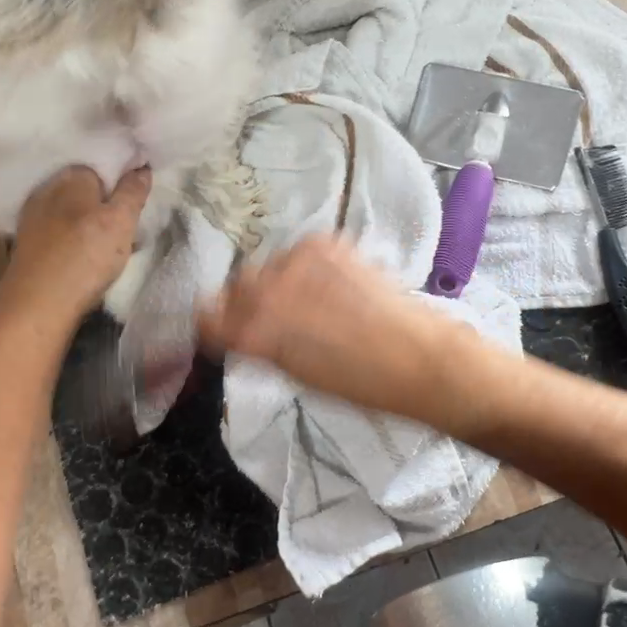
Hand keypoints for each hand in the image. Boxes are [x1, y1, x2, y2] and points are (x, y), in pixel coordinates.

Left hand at [0, 166, 150, 324]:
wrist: (38, 305)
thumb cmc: (85, 257)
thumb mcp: (121, 222)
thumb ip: (133, 192)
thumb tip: (141, 167)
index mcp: (71, 177)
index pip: (103, 166)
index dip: (123, 181)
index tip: (138, 202)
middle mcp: (48, 190)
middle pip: (86, 190)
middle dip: (106, 203)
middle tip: (129, 226)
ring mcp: (34, 217)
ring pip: (72, 212)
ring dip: (90, 224)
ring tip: (111, 245)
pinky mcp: (29, 243)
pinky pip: (60, 232)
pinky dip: (75, 240)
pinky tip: (86, 257)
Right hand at [200, 236, 481, 426]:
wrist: (419, 356)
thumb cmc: (359, 383)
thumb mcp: (296, 374)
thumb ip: (258, 347)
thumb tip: (235, 332)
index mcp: (255, 330)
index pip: (207, 315)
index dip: (214, 323)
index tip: (224, 332)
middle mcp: (268, 288)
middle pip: (236, 285)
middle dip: (246, 301)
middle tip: (271, 321)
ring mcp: (298, 260)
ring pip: (267, 265)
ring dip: (276, 281)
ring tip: (307, 304)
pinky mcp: (326, 243)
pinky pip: (298, 253)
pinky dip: (304, 267)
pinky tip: (327, 287)